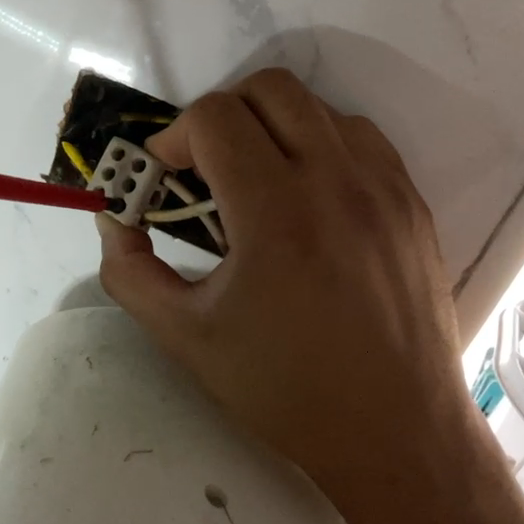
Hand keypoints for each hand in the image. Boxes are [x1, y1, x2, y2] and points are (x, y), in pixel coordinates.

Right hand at [96, 69, 480, 523]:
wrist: (399, 435)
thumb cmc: (287, 389)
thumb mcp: (186, 336)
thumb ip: (130, 271)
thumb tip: (112, 222)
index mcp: (275, 213)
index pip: (214, 117)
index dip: (173, 138)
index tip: (166, 179)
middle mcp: (334, 181)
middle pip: (267, 88)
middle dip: (222, 115)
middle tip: (206, 169)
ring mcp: (382, 187)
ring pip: (317, 105)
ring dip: (273, 126)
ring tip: (259, 181)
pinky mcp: (411, 202)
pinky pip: (359, 137)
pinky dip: (321, 144)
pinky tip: (309, 196)